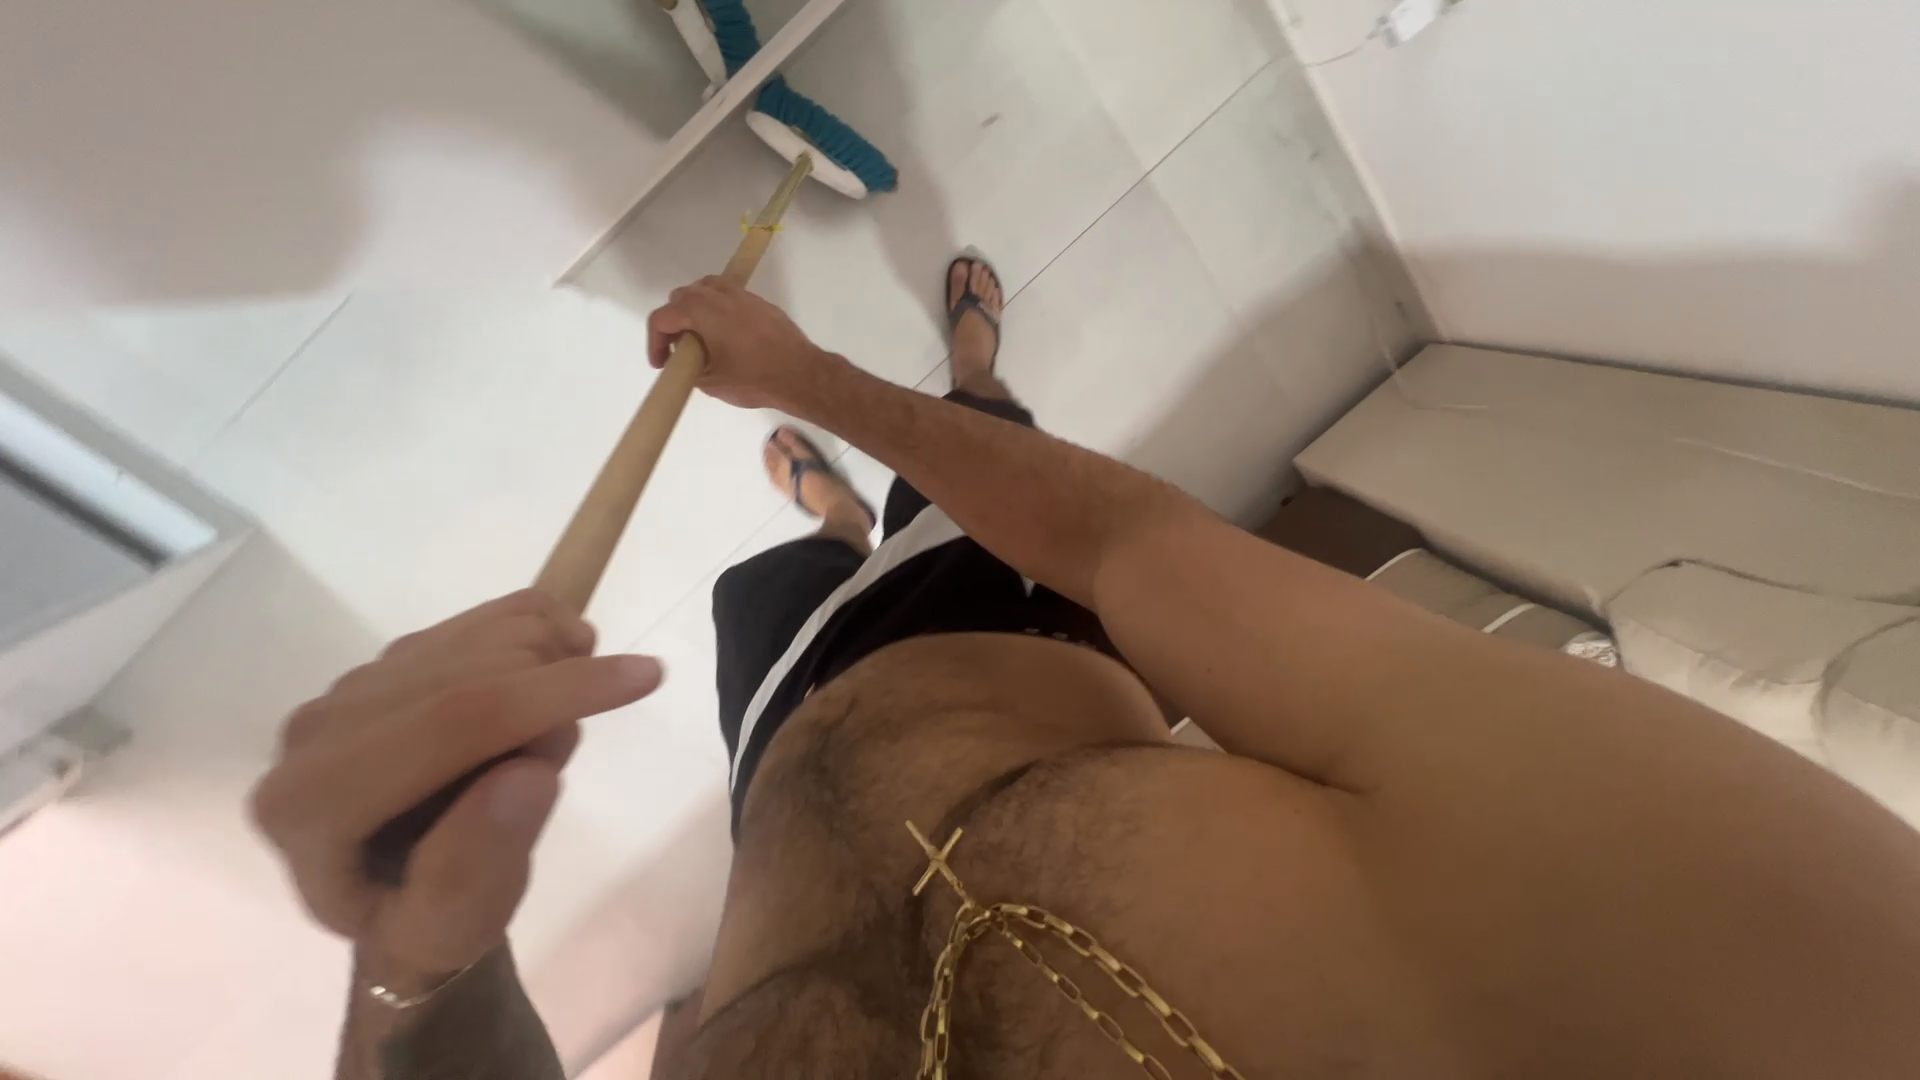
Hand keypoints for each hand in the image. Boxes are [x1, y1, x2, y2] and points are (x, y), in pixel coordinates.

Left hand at [250, 590, 663, 980]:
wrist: (409, 888)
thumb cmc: (437, 918)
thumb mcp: (459, 922)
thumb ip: (478, 863)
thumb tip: (528, 774)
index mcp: (316, 801)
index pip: (456, 718)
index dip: (558, 691)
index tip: (649, 676)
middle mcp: (320, 725)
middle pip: (484, 667)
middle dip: (561, 698)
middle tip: (556, 759)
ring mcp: (358, 680)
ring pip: (497, 630)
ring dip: (556, 671)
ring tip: (540, 737)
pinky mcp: (398, 654)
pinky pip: (500, 611)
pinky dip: (554, 630)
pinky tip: (558, 675)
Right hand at [647, 277, 839, 410]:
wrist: (800, 374)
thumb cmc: (753, 379)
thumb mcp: (712, 383)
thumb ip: (690, 370)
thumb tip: (690, 366)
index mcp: (699, 310)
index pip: (662, 318)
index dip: (655, 342)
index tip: (661, 364)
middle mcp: (718, 294)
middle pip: (682, 298)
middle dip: (674, 322)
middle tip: (679, 349)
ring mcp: (742, 295)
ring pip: (707, 291)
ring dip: (696, 311)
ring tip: (701, 338)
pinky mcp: (760, 303)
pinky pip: (730, 298)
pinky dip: (720, 311)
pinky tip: (727, 336)